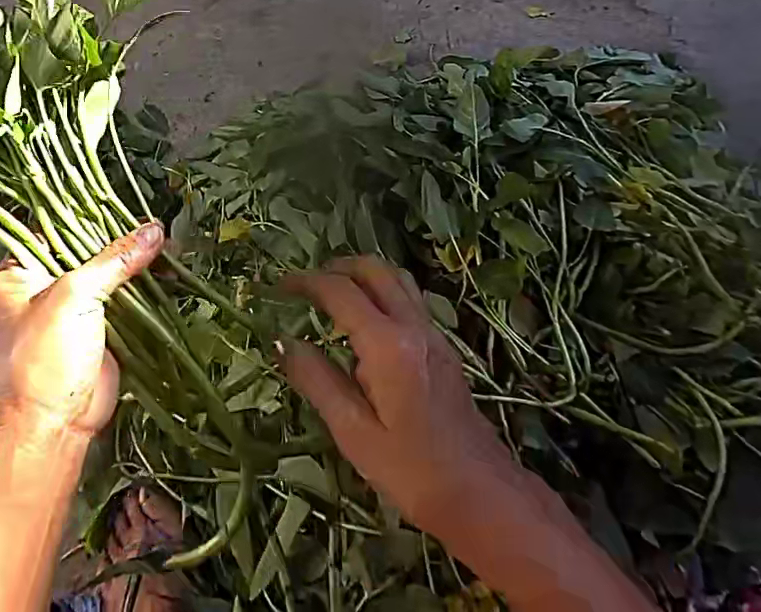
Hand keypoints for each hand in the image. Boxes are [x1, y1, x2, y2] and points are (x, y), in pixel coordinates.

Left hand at [0, 222, 164, 442]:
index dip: (88, 215)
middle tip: (153, 223)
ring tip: (167, 242)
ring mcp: (72, 309)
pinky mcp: (98, 329)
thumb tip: (152, 231)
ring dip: (136, 263)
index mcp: (18, 275)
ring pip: (109, 275)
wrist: (51, 429)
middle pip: (87, 251)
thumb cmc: (41, 360)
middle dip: (120, 239)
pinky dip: (145, 287)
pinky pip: (124, 299)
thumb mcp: (74, 296)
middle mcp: (42, 288)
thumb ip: (115, 260)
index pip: (54, 230)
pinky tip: (167, 271)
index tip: (123, 203)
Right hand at [277, 257, 519, 528]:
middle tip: (306, 283)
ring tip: (332, 291)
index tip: (279, 286)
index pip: (340, 291)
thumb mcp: (353, 432)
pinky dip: (381, 290)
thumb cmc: (411, 471)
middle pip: (373, 269)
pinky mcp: (442, 345)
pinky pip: (408, 297)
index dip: (305, 281)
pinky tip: (364, 319)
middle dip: (336, 266)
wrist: (482, 495)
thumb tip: (281, 341)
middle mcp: (413, 326)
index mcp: (388, 345)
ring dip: (361, 273)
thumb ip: (316, 380)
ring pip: (396, 277)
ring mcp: (433, 333)